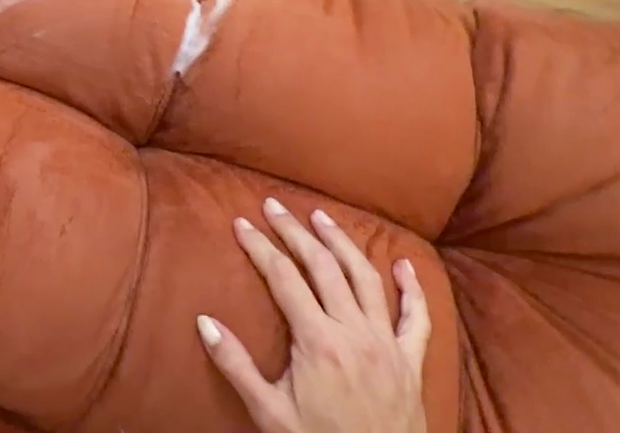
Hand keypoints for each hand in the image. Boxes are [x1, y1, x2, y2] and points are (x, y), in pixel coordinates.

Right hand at [197, 198, 429, 432]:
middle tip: (274, 206)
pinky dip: (413, 288)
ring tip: (322, 217)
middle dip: (295, 231)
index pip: (283, 276)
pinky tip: (405, 264)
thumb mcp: (270, 412)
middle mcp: (355, 334)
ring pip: (366, 279)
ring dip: (342, 242)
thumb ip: (236, 364)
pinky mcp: (411, 363)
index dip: (259, 245)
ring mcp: (388, 346)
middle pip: (323, 266)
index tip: (241, 222)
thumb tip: (202, 320)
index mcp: (319, 341)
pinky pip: (417, 318)